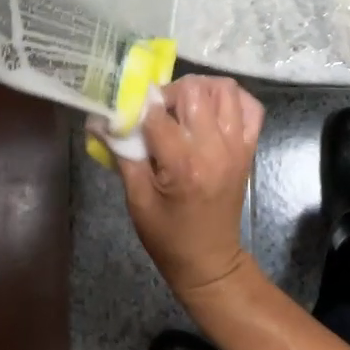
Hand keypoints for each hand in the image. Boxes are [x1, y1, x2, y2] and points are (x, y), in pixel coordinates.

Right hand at [116, 76, 264, 297]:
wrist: (210, 261)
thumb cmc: (168, 236)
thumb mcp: (137, 199)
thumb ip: (122, 154)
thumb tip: (98, 120)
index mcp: (184, 164)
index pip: (158, 113)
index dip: (139, 108)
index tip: (131, 114)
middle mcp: (215, 148)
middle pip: (195, 89)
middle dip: (171, 93)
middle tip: (159, 111)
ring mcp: (236, 146)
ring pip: (225, 89)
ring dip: (201, 89)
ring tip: (185, 107)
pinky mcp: (248, 148)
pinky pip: (251, 107)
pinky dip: (233, 100)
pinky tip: (214, 110)